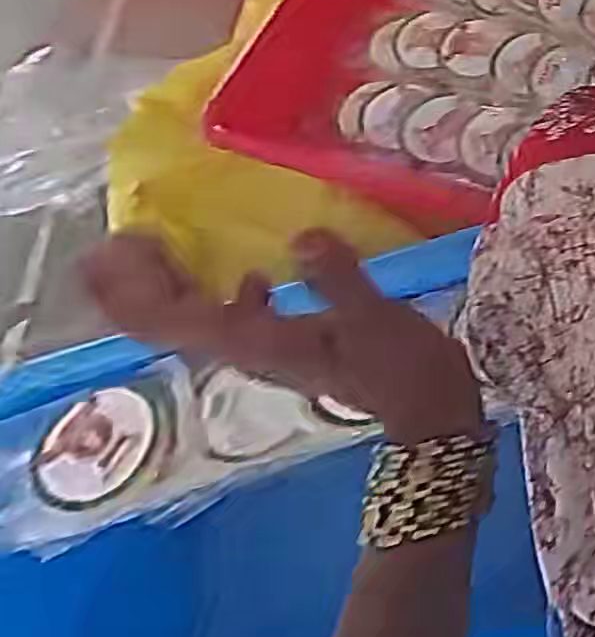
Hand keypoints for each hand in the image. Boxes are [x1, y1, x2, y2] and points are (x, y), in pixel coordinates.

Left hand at [81, 230, 481, 444]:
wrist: (424, 402)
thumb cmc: (398, 362)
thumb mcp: (373, 315)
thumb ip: (337, 276)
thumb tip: (304, 235)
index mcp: (253, 340)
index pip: (162, 317)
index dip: (131, 281)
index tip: (127, 239)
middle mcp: (244, 349)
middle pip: (162, 320)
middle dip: (135, 281)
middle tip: (131, 237)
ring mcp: (266, 351)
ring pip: (192, 321)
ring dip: (173, 286)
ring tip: (172, 250)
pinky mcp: (291, 347)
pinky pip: (235, 320)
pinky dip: (227, 296)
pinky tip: (255, 277)